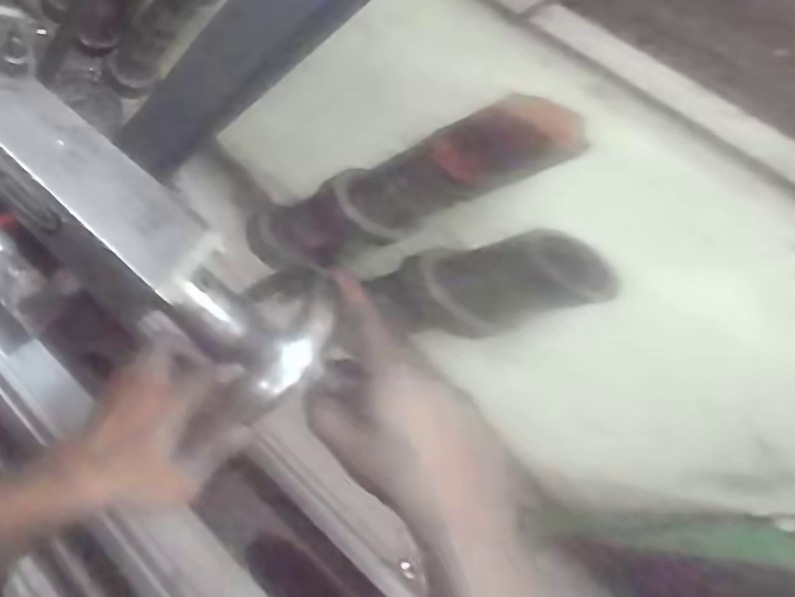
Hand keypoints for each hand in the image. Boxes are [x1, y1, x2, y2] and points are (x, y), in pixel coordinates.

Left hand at [47, 347, 249, 511]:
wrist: (84, 469)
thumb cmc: (137, 478)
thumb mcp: (185, 477)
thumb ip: (215, 449)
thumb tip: (244, 430)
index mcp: (169, 400)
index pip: (201, 375)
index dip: (222, 371)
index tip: (239, 370)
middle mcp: (146, 380)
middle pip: (164, 343)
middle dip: (186, 347)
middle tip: (203, 366)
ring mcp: (124, 380)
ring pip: (147, 349)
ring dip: (167, 353)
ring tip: (184, 374)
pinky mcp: (110, 387)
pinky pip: (135, 362)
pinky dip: (152, 364)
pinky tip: (160, 388)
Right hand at [307, 273, 519, 536]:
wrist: (468, 523)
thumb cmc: (395, 470)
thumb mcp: (338, 437)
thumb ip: (317, 403)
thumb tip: (315, 385)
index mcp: (392, 370)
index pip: (368, 320)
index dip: (351, 294)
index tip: (338, 272)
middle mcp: (429, 374)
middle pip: (391, 347)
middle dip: (363, 346)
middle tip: (339, 358)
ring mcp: (460, 399)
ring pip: (414, 373)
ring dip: (388, 377)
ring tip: (368, 401)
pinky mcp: (479, 425)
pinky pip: (436, 397)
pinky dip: (413, 400)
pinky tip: (405, 429)